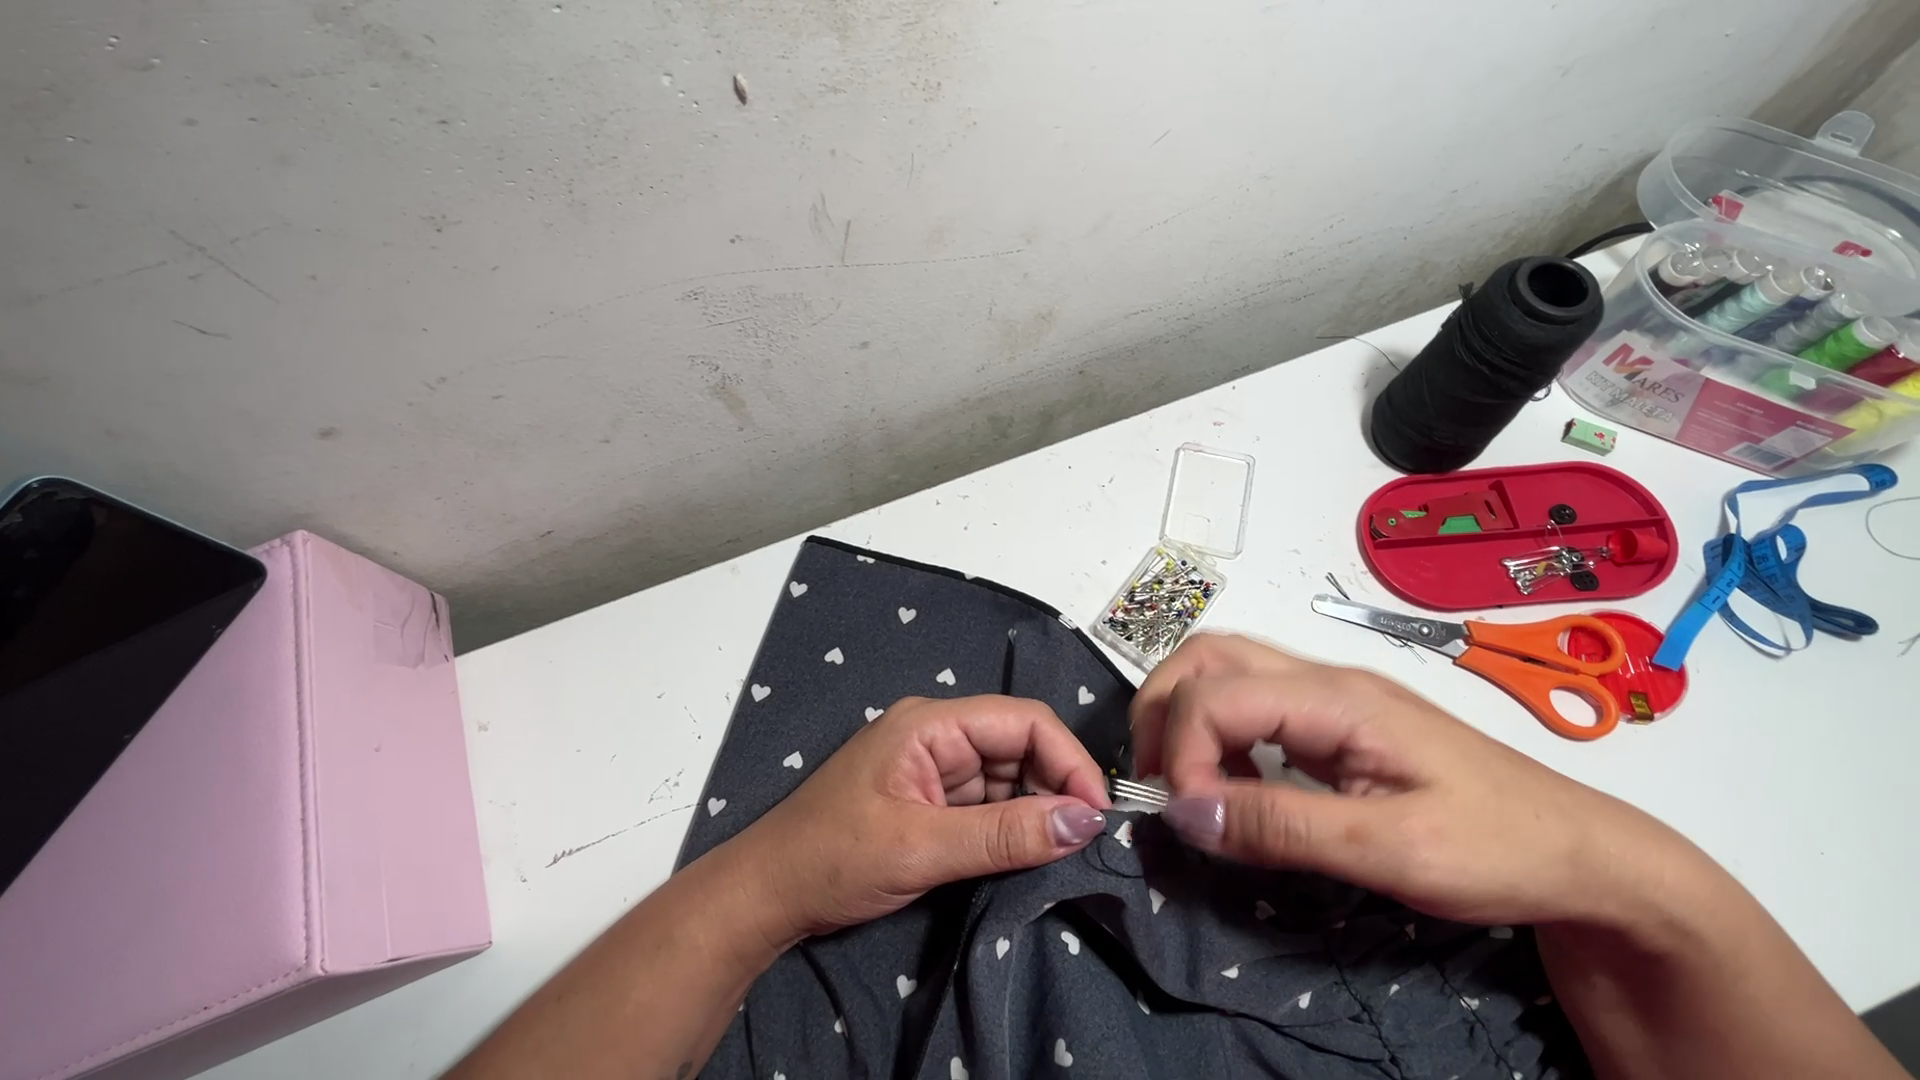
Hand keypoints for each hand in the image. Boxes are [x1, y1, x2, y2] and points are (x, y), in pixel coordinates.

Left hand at [729, 695, 1111, 943]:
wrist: (767, 896)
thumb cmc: (832, 859)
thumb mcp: (922, 848)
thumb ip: (1006, 834)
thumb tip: (1086, 822)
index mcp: (931, 724)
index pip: (1022, 721)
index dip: (1068, 760)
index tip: (1097, 813)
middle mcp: (938, 736)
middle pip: (1020, 746)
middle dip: (1057, 787)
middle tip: (1085, 841)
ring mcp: (935, 769)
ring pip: (1010, 778)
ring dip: (1039, 811)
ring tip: (1064, 851)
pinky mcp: (933, 801)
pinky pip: (990, 804)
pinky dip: (1015, 827)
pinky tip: (1032, 852)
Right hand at [1129, 633, 1702, 926]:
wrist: (1585, 853)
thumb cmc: (1500, 848)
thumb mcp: (1392, 850)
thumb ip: (1280, 826)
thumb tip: (1183, 812)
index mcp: (1337, 699)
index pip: (1217, 694)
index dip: (1180, 752)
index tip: (1188, 819)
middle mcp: (1323, 680)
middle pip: (1206, 657)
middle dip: (1160, 712)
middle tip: (1159, 783)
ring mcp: (1327, 696)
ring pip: (1221, 671)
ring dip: (1183, 718)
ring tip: (1188, 785)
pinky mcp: (1332, 721)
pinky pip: (1247, 704)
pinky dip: (1215, 736)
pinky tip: (1234, 784)